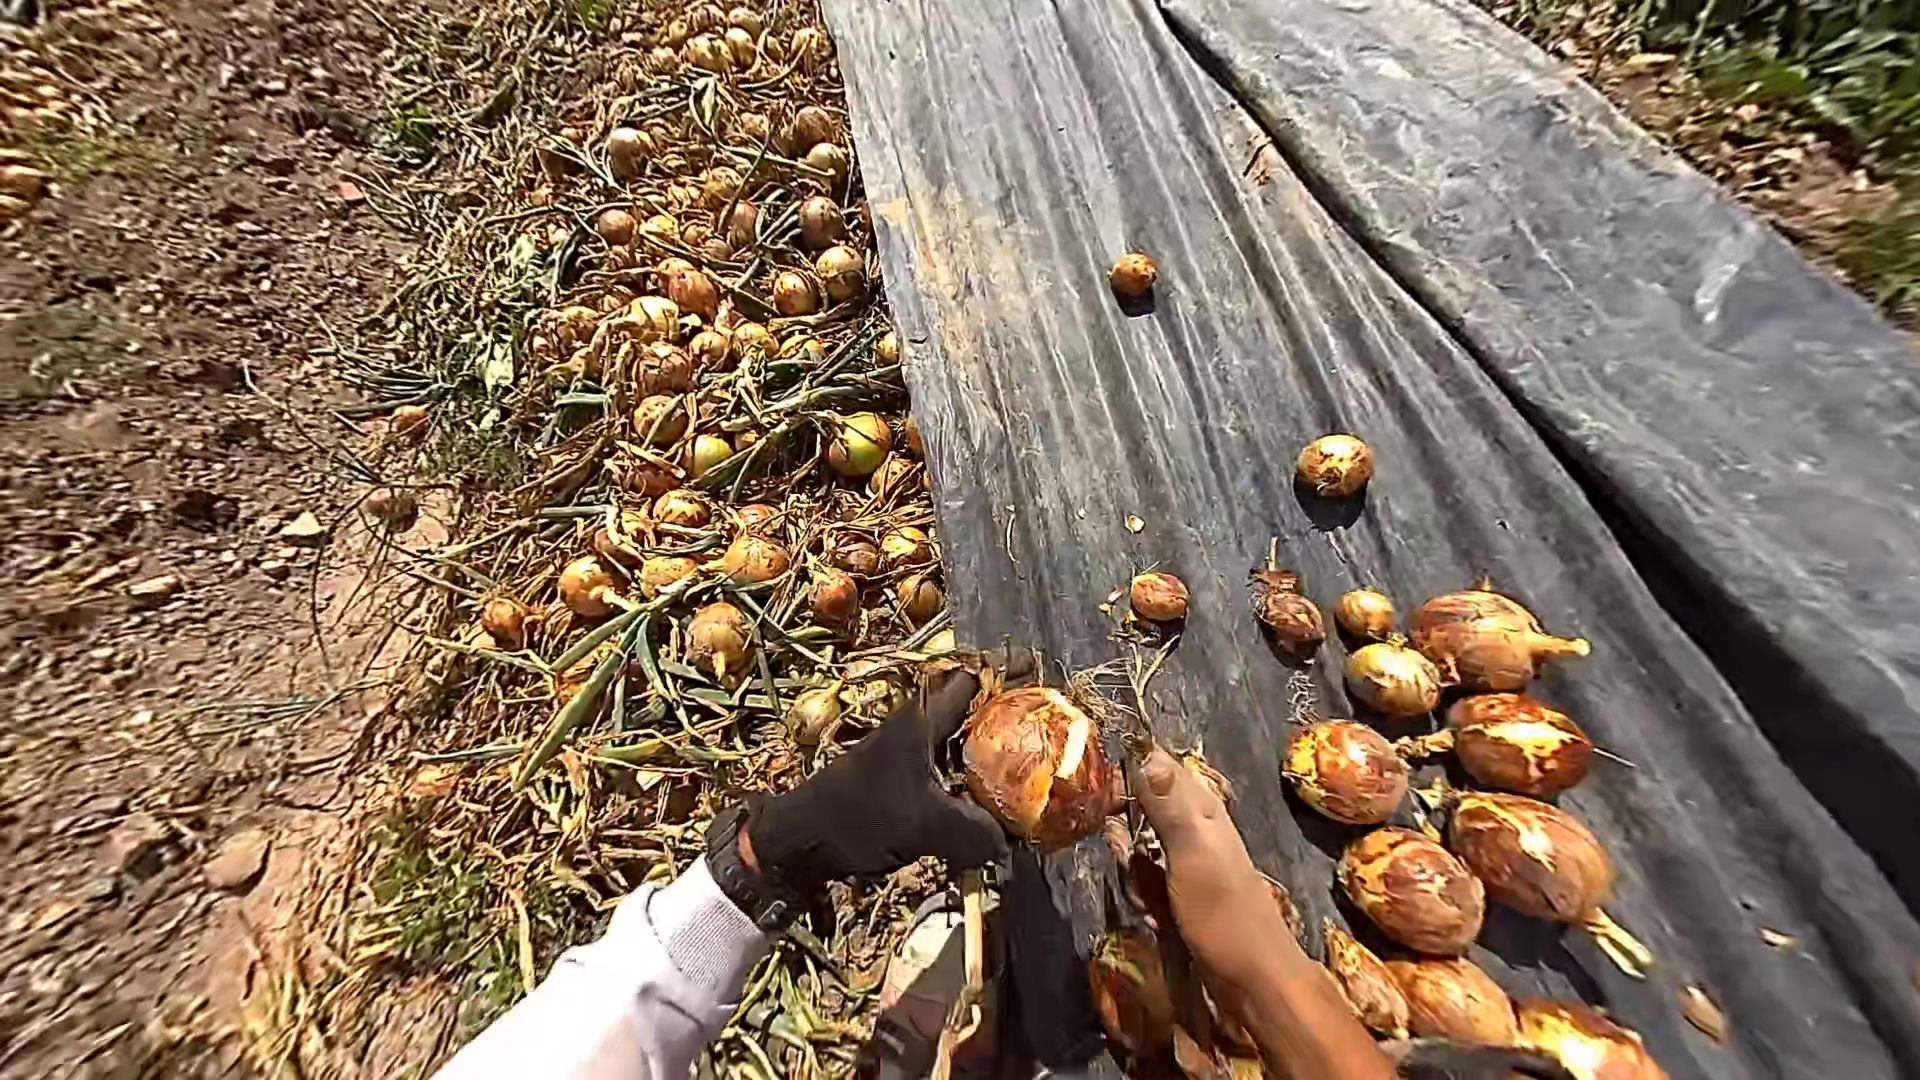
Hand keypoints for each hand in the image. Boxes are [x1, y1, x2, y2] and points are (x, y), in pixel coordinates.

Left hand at [744, 659, 1013, 890]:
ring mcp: (909, 749)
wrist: (803, 838)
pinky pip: (948, 766)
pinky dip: (970, 776)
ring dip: (988, 751)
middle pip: (971, 708)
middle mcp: (918, 724)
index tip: (1039, 690)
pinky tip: (988, 802)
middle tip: (1041, 734)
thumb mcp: (923, 824)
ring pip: (960, 739)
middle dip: (1005, 718)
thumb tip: (1013, 844)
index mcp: (923, 718)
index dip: (1005, 679)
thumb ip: (974, 831)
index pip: (971, 680)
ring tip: (1026, 769)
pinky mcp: (903, 774)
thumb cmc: (860, 815)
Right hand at [1130, 748, 1289, 993]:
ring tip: (1143, 892)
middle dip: (1120, 826)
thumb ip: (1167, 801)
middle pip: (1136, 802)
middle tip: (1124, 853)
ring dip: (1129, 865)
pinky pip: (1141, 872)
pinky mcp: (1175, 885)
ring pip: (1134, 840)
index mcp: (1198, 803)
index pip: (1153, 760)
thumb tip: (1142, 751)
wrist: (1255, 985)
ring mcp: (1182, 855)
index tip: (1103, 791)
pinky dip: (1139, 888)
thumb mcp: (1192, 850)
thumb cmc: (1224, 913)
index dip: (1124, 768)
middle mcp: (1190, 820)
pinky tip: (1150, 910)